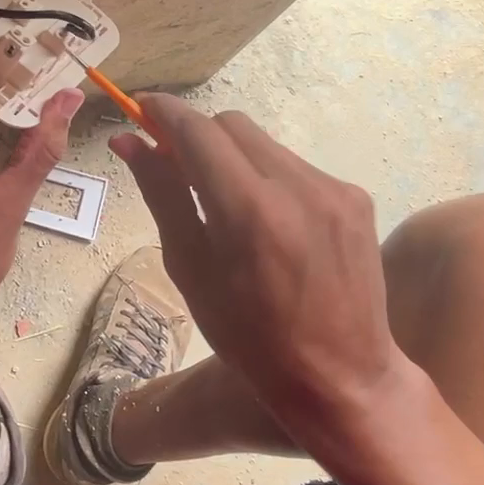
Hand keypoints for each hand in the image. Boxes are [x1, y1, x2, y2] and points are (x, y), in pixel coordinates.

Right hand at [108, 93, 404, 427]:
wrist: (340, 376)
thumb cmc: (247, 336)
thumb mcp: (189, 268)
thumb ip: (162, 194)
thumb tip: (128, 142)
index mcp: (247, 211)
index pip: (196, 131)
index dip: (161, 112)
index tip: (138, 108)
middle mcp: (296, 187)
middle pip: (230, 124)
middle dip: (195, 133)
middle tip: (173, 163)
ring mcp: (333, 189)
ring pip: (262, 142)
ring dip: (230, 154)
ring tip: (222, 201)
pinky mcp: (355, 197)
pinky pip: (293, 164)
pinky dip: (265, 175)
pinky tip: (264, 219)